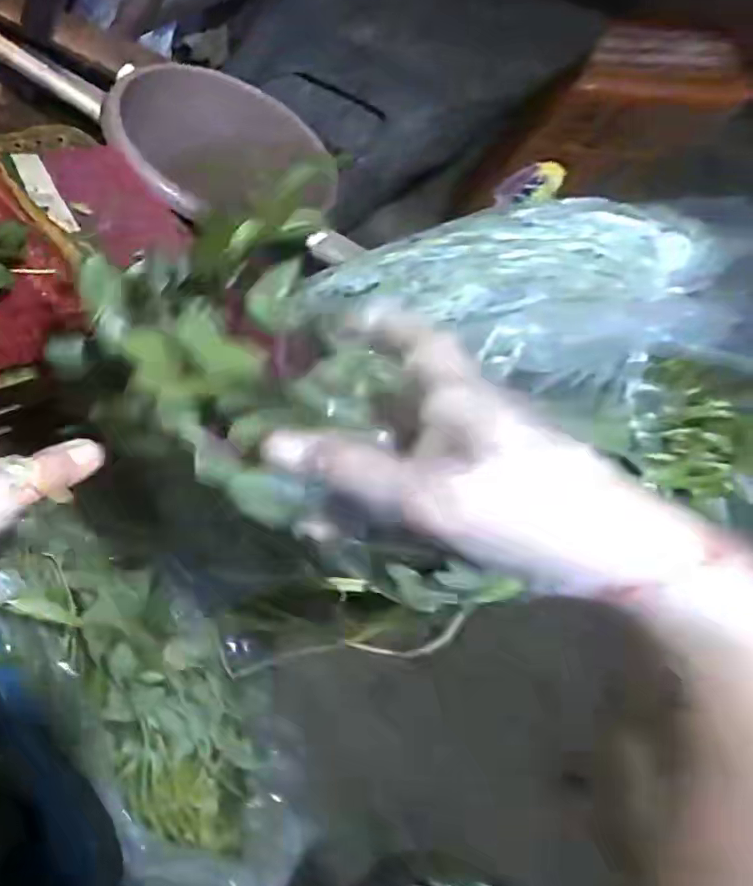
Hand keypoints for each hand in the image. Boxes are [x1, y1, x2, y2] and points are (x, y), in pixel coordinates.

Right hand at [261, 310, 713, 596]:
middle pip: (382, 399)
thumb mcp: (425, 492)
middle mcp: (455, 418)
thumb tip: (265, 442)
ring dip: (333, 467)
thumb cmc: (524, 510)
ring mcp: (460, 456)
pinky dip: (356, 502)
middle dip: (328, 405)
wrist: (621, 568)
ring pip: (380, 448)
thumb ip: (345, 467)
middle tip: (277, 410)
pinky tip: (324, 528)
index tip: (336, 318)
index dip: (379, 324)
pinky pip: (394, 485)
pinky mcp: (463, 492)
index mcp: (456, 398)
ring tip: (287, 488)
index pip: (419, 343)